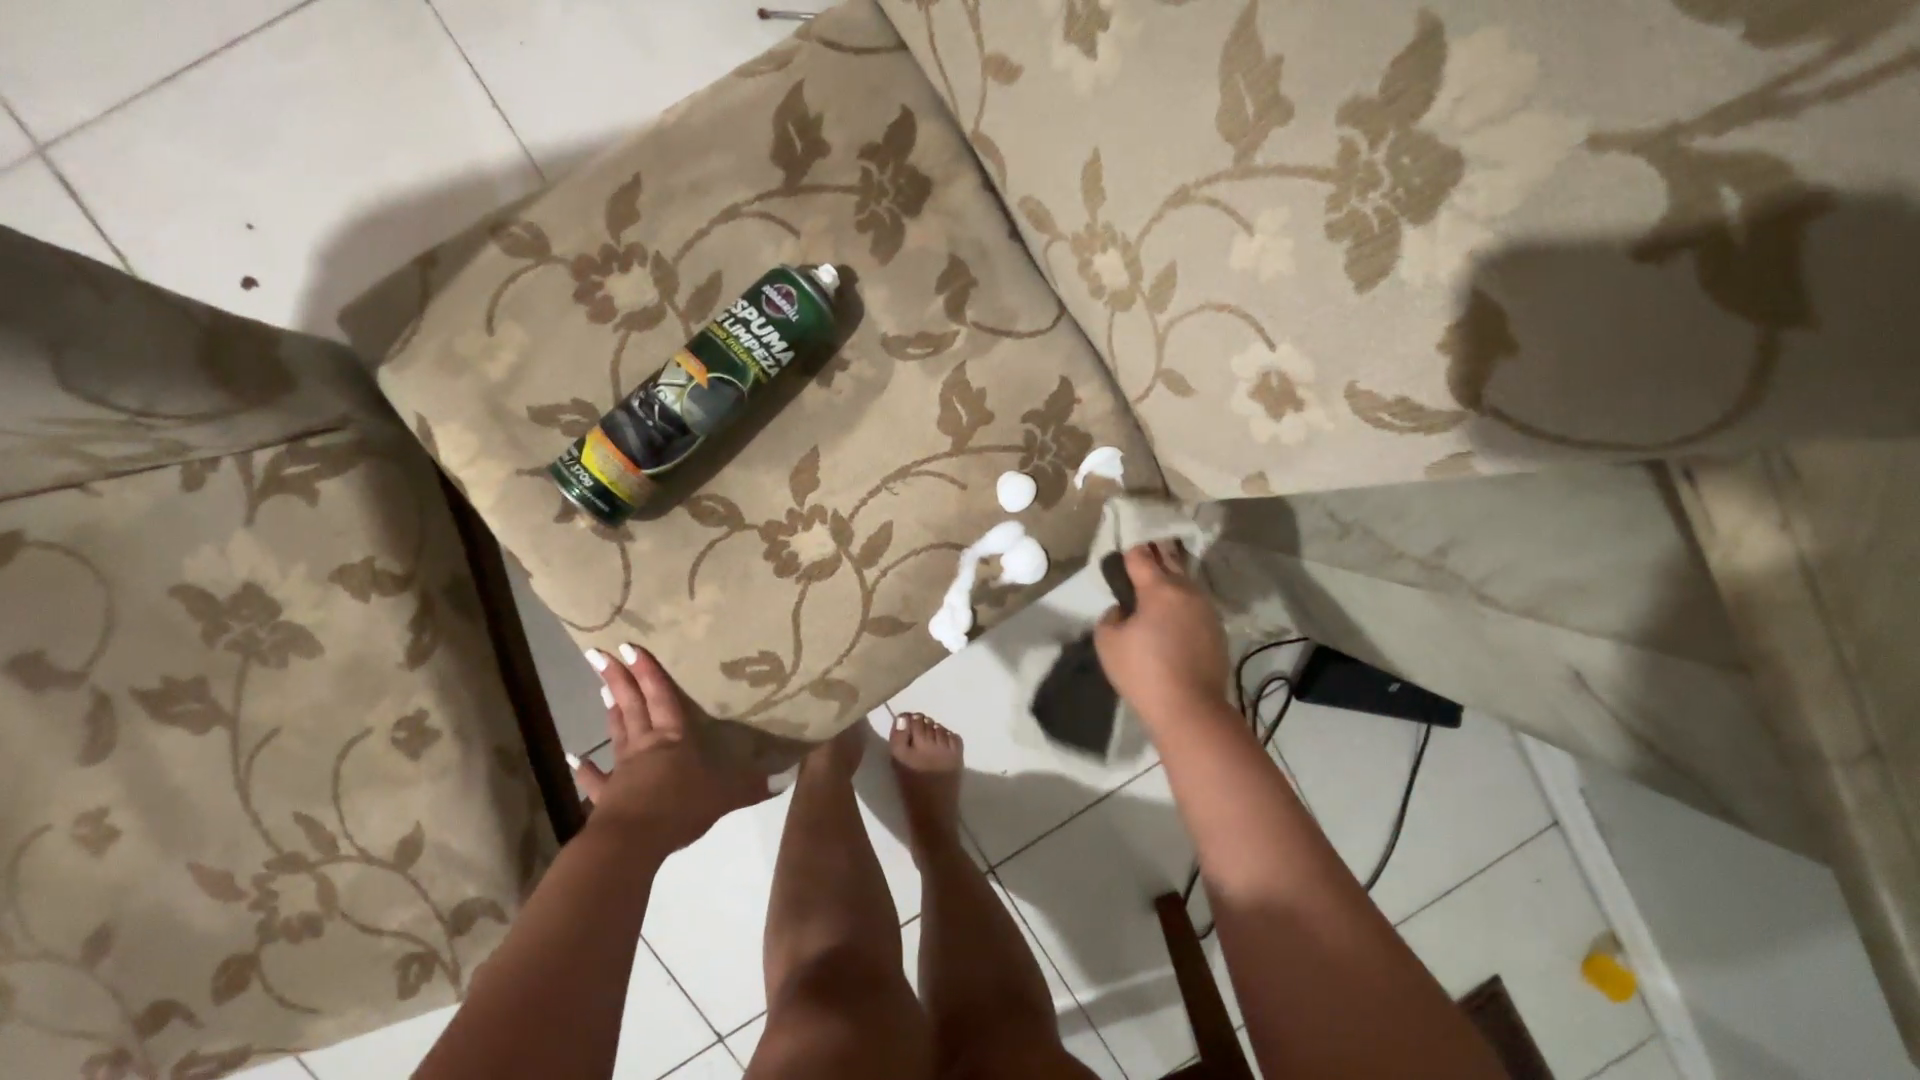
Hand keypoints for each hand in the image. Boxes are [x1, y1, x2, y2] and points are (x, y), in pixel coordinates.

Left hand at [572, 645, 768, 851]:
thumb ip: (752, 786)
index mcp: (674, 739)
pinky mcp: (608, 795)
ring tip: (602, 690)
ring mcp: (623, 769)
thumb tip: (788, 777)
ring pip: (617, 733)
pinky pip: (596, 778)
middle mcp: (646, 746)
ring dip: (611, 711)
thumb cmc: (680, 808)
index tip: (629, 647)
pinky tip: (574, 759)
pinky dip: (585, 769)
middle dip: (618, 679)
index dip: (649, 672)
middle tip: (599, 654)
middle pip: (632, 706)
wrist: (632, 841)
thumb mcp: (724, 796)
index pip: (662, 698)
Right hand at [1093, 541, 1229, 723]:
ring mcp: (1207, 610)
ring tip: (1157, 586)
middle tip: (1144, 551)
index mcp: (1159, 589)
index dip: (1130, 550)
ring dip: (1172, 581)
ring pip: (1186, 585)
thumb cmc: (1143, 672)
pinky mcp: (1217, 630)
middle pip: (1170, 562)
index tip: (1123, 550)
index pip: (1141, 556)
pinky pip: (1195, 607)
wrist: (1189, 707)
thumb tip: (1124, 611)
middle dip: (1157, 554)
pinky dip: (1183, 606)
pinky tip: (1173, 618)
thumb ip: (1111, 616)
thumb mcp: (1107, 642)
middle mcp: (1187, 591)